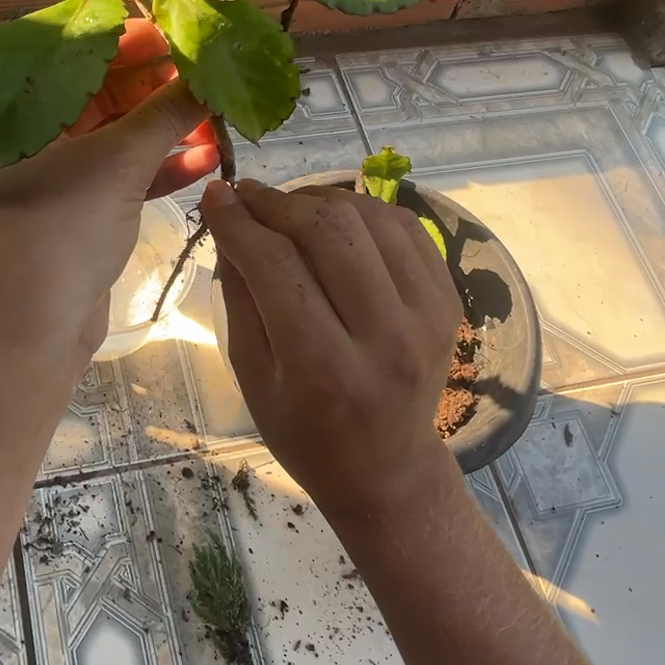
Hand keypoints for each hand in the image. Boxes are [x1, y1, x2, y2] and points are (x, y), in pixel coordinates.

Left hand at [0, 19, 216, 365]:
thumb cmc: (60, 234)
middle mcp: (27, 138)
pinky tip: (205, 159)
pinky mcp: (76, 212)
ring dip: (165, 129)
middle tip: (207, 74)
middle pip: (99, 95)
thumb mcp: (116, 165)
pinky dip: (157, 169)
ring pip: (115, 138)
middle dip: (157, 87)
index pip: (73, 54)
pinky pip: (120, 176)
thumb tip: (212, 71)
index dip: (128, 39)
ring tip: (216, 115)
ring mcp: (52, 177)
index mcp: (13, 113)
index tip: (180, 28)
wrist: (34, 332)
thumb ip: (167, 114)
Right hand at [202, 178, 466, 524]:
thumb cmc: (302, 433)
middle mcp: (385, 338)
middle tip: (249, 197)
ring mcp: (428, 317)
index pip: (277, 266)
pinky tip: (334, 219)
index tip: (216, 198)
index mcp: (324, 369)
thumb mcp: (252, 377)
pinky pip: (406, 228)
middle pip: (329, 231)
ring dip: (319, 199)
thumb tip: (230, 223)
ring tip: (287, 208)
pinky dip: (363, 211)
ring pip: (370, 218)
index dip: (240, 222)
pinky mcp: (448, 302)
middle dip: (278, 202)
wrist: (384, 468)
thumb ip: (241, 297)